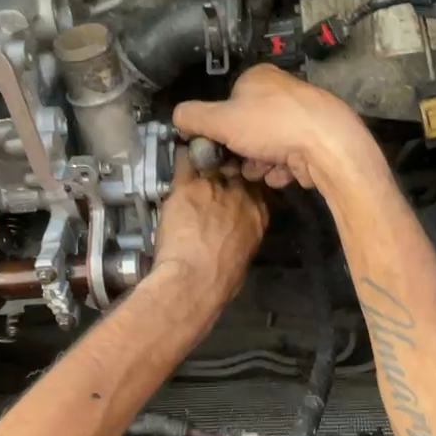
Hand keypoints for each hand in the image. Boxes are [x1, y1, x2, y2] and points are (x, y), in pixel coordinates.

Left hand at [151, 153, 267, 307]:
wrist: (194, 278)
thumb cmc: (220, 279)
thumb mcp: (243, 257)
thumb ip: (242, 236)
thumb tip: (233, 234)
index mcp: (258, 214)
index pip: (254, 187)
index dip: (241, 185)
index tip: (232, 188)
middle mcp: (239, 194)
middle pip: (233, 171)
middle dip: (224, 173)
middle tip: (211, 180)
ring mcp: (213, 186)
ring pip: (210, 162)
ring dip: (204, 164)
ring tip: (194, 165)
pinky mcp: (187, 186)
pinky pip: (185, 162)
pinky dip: (181, 158)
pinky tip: (177, 156)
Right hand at [173, 65, 377, 190]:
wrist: (327, 146)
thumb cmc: (272, 126)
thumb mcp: (220, 121)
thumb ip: (192, 118)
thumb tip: (177, 117)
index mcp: (258, 78)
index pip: (226, 104)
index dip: (220, 129)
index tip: (218, 147)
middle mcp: (280, 92)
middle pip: (245, 130)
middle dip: (241, 152)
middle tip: (242, 162)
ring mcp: (299, 116)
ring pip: (264, 148)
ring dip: (260, 164)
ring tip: (266, 168)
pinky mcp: (314, 140)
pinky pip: (286, 158)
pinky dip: (281, 169)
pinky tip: (285, 172)